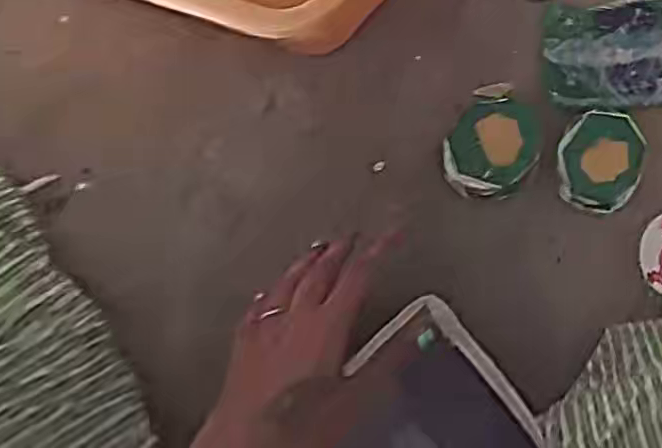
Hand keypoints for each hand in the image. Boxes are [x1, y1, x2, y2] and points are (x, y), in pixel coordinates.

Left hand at [193, 233, 406, 447]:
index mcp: (328, 323)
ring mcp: (265, 334)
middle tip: (352, 235)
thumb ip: (391, 355)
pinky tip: (265, 294)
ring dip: (304, 264)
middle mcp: (296, 320)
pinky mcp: (240, 354)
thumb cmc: (299, 429)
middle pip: (321, 273)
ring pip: (287, 285)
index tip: (392, 233)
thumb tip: (421, 325)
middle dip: (340, 250)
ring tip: (315, 251)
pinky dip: (266, 297)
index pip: (360, 272)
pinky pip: (254, 313)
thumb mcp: (358, 394)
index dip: (379, 248)